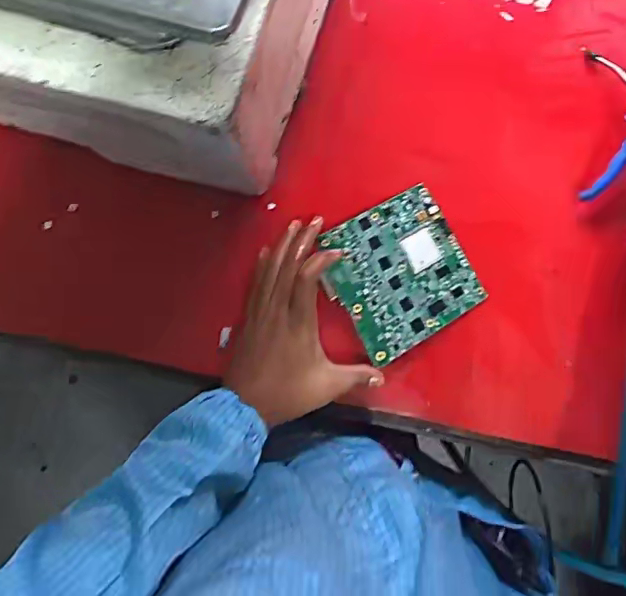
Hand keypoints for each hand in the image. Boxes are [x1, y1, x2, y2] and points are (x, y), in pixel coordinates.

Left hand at [225, 217, 382, 426]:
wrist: (243, 407)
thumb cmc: (287, 393)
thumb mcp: (326, 387)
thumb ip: (354, 377)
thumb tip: (382, 377)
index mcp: (298, 322)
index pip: (306, 279)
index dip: (320, 260)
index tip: (336, 251)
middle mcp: (278, 309)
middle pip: (288, 266)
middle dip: (302, 240)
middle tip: (314, 220)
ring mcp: (261, 311)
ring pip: (271, 270)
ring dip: (283, 245)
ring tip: (293, 224)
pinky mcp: (249, 316)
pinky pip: (256, 282)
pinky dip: (263, 264)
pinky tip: (266, 250)